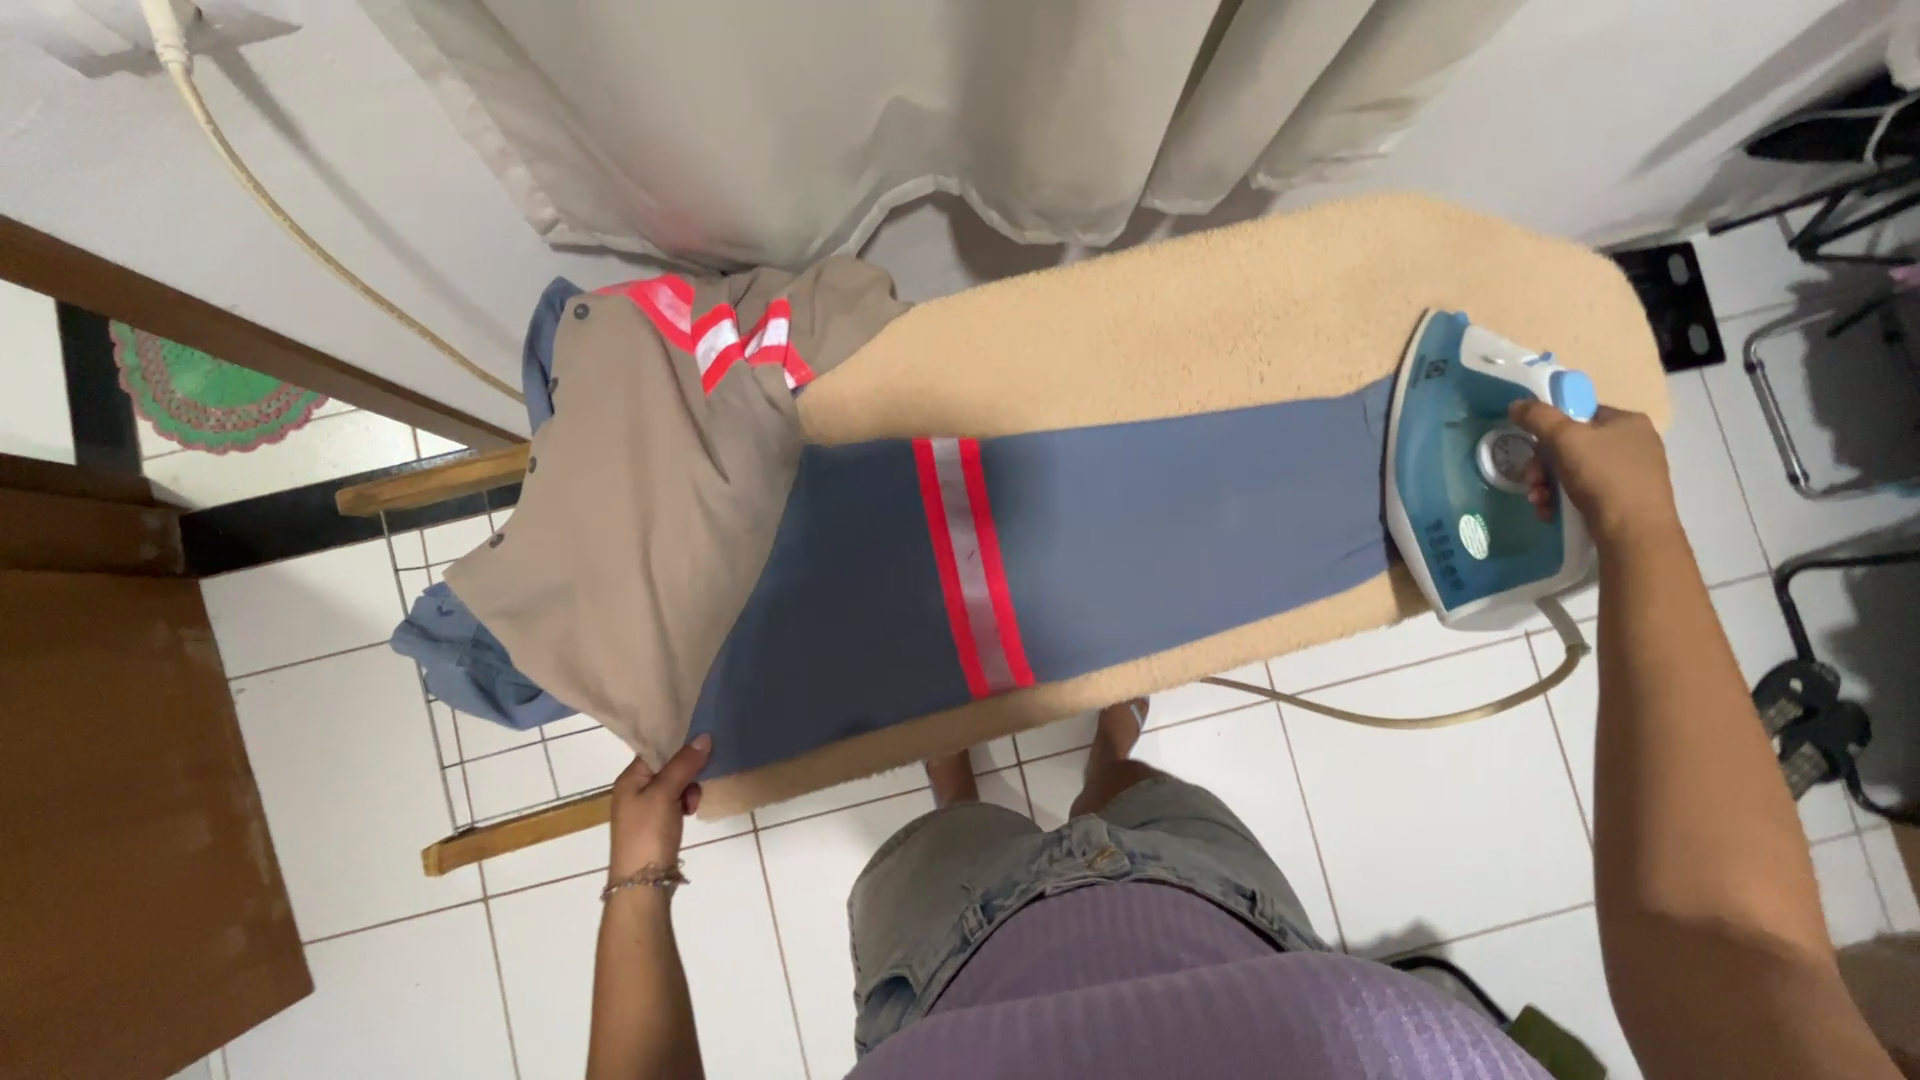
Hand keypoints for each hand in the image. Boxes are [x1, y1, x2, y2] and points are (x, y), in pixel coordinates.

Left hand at [608, 734, 712, 879]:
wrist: (643, 883)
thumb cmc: (648, 832)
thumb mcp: (665, 793)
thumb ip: (684, 764)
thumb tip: (704, 736)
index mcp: (630, 778)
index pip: (655, 748)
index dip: (678, 743)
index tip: (704, 740)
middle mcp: (635, 789)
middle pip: (668, 765)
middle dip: (688, 770)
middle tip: (699, 780)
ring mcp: (646, 807)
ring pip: (676, 783)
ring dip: (689, 788)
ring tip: (692, 804)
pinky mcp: (658, 822)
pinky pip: (676, 800)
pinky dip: (686, 802)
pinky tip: (690, 812)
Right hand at [1508, 400, 1680, 546]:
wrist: (1633, 530)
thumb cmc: (1602, 477)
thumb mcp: (1565, 439)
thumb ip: (1538, 417)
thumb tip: (1517, 404)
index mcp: (1627, 421)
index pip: (1579, 413)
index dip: (1551, 428)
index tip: (1535, 447)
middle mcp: (1633, 442)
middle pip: (1570, 445)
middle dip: (1542, 465)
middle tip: (1534, 480)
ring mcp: (1630, 472)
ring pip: (1572, 471)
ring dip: (1546, 485)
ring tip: (1539, 501)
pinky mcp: (1623, 498)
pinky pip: (1582, 491)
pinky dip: (1561, 500)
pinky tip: (1551, 512)